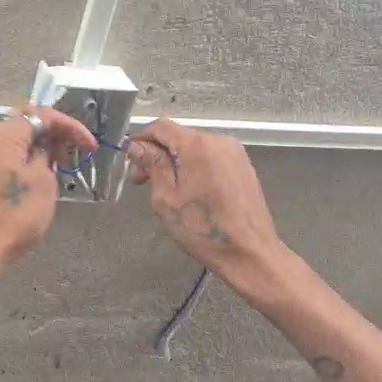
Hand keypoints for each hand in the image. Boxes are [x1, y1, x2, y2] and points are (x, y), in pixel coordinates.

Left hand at [0, 106, 95, 276]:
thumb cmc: (16, 213)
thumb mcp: (42, 180)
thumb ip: (46, 152)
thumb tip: (46, 143)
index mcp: (3, 133)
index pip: (42, 115)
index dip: (70, 126)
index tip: (91, 146)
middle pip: (28, 122)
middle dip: (56, 134)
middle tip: (76, 154)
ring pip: (20, 139)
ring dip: (44, 147)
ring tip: (62, 166)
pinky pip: (12, 154)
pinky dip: (30, 158)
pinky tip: (44, 175)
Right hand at [126, 119, 290, 299]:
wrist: (252, 255)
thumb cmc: (203, 229)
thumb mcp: (166, 198)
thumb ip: (152, 164)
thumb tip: (137, 145)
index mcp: (198, 145)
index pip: (161, 126)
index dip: (141, 138)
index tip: (129, 159)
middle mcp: (219, 141)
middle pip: (178, 136)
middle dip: (157, 153)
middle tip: (142, 180)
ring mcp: (235, 153)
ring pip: (194, 146)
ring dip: (175, 160)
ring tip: (165, 187)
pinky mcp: (244, 166)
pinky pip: (210, 156)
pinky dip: (194, 165)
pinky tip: (189, 189)